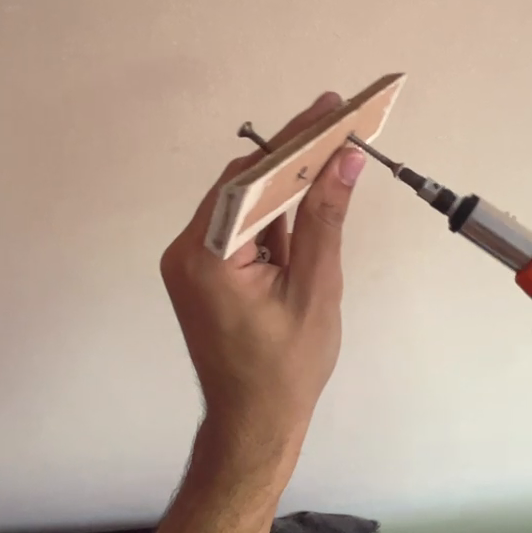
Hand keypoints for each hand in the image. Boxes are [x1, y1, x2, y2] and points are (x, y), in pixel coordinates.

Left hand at [160, 92, 366, 473]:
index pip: (249, 179)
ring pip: (240, 203)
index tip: (328, 109)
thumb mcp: (315, 289)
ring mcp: (190, 262)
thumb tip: (345, 161)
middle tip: (336, 124)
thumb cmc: (286, 369)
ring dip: (284, 185)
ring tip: (330, 154)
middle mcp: (186, 252)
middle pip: (241, 184)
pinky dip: (272, 215)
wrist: (253, 423)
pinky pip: (238, 227)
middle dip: (291, 158)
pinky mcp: (201, 271)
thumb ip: (325, 220)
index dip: (293, 141)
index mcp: (207, 258)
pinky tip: (307, 197)